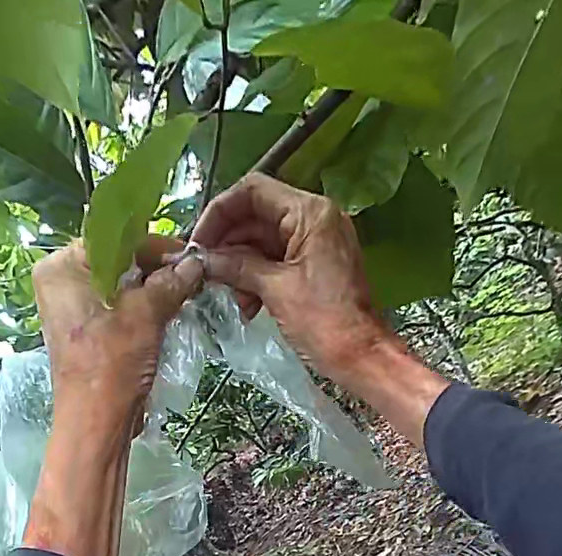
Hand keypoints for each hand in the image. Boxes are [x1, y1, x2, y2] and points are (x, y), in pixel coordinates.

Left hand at [24, 236, 202, 555]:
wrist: (97, 424)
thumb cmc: (112, 366)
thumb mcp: (144, 317)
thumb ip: (169, 284)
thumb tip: (196, 263)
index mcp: (61, 268)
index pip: (114, 238)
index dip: (155, 245)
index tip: (190, 256)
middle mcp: (62, 282)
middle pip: (119, 261)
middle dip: (157, 269)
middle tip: (193, 276)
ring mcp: (75, 308)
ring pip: (123, 286)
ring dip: (155, 290)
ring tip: (187, 294)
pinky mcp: (90, 331)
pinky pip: (122, 307)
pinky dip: (146, 308)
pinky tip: (170, 313)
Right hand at [192, 174, 449, 448]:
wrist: (362, 358)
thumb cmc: (325, 323)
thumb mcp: (275, 290)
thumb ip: (237, 266)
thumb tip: (204, 259)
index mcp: (310, 213)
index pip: (253, 191)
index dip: (220, 212)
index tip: (199, 241)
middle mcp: (316, 219)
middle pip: (257, 216)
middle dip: (229, 244)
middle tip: (204, 270)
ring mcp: (318, 243)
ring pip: (265, 242)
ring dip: (240, 266)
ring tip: (227, 294)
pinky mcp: (317, 267)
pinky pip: (278, 262)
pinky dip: (258, 278)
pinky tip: (246, 304)